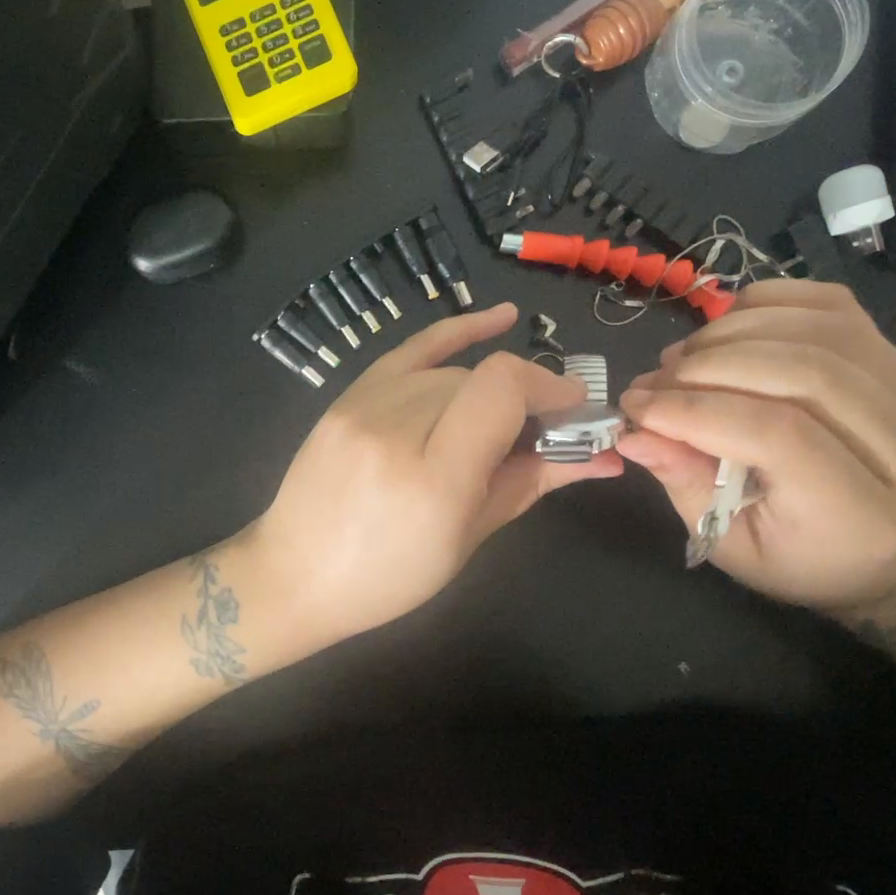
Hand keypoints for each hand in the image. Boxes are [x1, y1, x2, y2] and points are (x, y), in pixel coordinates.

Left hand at [248, 303, 623, 647]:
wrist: (295, 573)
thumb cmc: (387, 577)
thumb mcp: (466, 540)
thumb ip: (530, 484)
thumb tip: (600, 455)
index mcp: (433, 477)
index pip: (501, 390)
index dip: (549, 389)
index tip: (573, 411)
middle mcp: (395, 429)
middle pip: (479, 379)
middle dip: (524, 397)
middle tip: (544, 431)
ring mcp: (362, 407)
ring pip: (448, 372)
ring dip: (487, 388)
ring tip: (506, 419)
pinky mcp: (346, 398)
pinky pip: (408, 349)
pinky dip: (455, 331)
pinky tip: (497, 317)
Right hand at [616, 281, 895, 611]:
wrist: (890, 553)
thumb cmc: (796, 559)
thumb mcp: (727, 543)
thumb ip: (684, 483)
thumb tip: (631, 430)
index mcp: (861, 516)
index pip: (779, 437)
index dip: (697, 410)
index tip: (636, 407)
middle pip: (805, 374)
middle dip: (710, 367)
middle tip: (654, 380)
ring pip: (821, 332)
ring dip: (732, 333)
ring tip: (683, 358)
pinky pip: (838, 308)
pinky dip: (771, 304)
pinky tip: (726, 326)